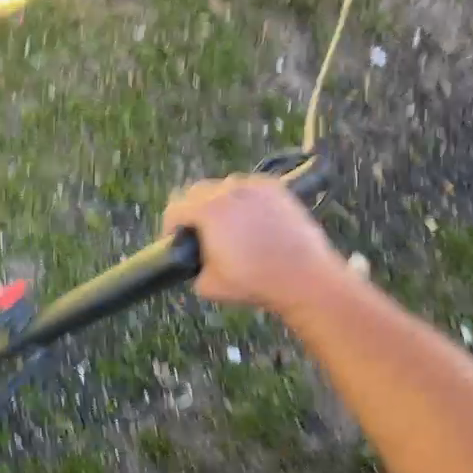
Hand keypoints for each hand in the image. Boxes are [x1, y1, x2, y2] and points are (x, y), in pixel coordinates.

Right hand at [160, 176, 346, 313]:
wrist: (304, 277)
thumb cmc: (254, 281)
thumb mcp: (207, 285)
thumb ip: (193, 267)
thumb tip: (196, 261)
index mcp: (208, 211)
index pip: (175, 209)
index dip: (169, 227)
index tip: (173, 240)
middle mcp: (229, 191)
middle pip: (197, 192)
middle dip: (191, 210)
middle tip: (197, 232)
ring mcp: (256, 187)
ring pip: (224, 187)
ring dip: (218, 202)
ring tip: (226, 225)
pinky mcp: (278, 190)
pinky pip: (250, 187)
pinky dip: (243, 199)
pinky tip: (249, 219)